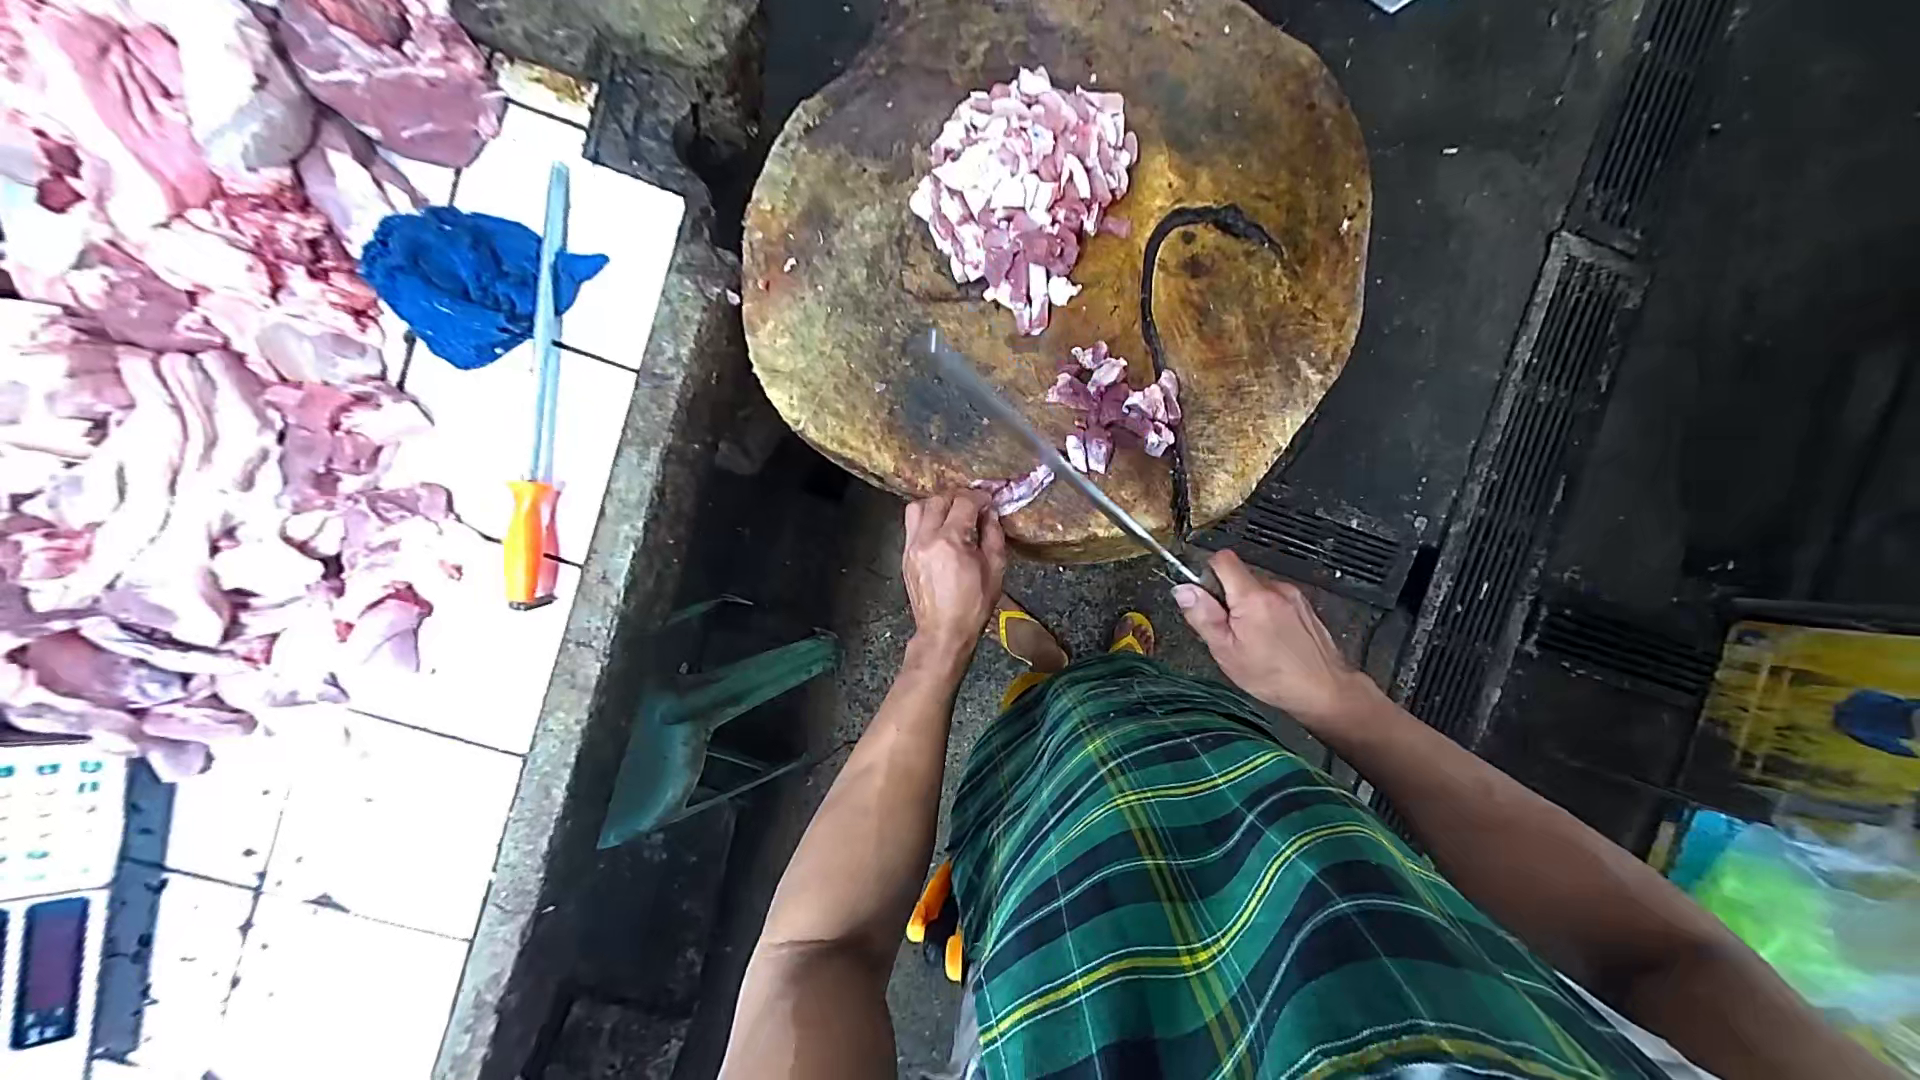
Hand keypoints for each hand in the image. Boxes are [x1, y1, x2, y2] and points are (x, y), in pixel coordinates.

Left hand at [901, 491, 1006, 659]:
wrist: (944, 631)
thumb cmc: (973, 605)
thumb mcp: (995, 569)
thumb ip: (993, 535)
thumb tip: (990, 513)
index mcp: (951, 542)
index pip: (964, 502)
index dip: (979, 497)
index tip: (988, 501)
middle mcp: (927, 539)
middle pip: (939, 499)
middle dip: (959, 498)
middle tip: (973, 507)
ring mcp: (912, 547)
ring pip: (918, 507)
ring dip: (936, 505)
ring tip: (952, 515)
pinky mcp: (905, 555)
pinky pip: (911, 525)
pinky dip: (926, 520)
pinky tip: (940, 530)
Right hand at [1173, 550, 1383, 727]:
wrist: (1324, 690)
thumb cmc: (1275, 676)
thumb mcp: (1225, 650)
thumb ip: (1202, 615)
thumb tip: (1183, 590)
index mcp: (1253, 598)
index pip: (1222, 559)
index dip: (1207, 573)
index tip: (1205, 595)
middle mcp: (1275, 589)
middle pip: (1238, 575)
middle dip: (1226, 596)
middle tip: (1228, 628)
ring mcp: (1292, 596)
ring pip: (1255, 588)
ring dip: (1246, 605)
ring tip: (1250, 637)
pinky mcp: (1303, 605)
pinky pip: (1273, 598)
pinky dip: (1265, 612)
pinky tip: (1268, 638)